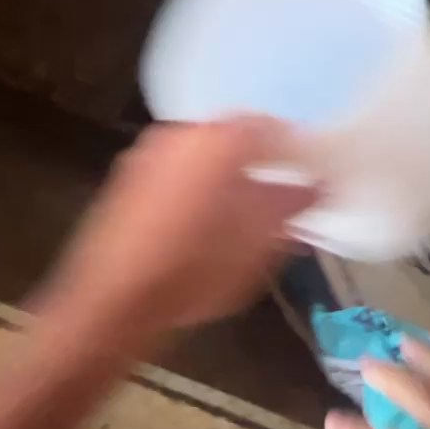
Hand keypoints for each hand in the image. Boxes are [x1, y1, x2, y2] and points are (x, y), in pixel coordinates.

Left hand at [31, 116, 319, 346]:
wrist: (112, 301)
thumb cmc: (194, 272)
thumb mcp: (257, 247)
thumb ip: (290, 207)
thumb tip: (317, 185)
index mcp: (221, 141)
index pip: (271, 127)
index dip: (296, 148)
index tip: (312, 169)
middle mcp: (184, 132)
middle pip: (234, 133)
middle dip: (260, 156)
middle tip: (281, 185)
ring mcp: (151, 150)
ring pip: (203, 148)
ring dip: (226, 167)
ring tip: (242, 204)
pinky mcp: (129, 173)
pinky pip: (177, 164)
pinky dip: (196, 178)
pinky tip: (202, 214)